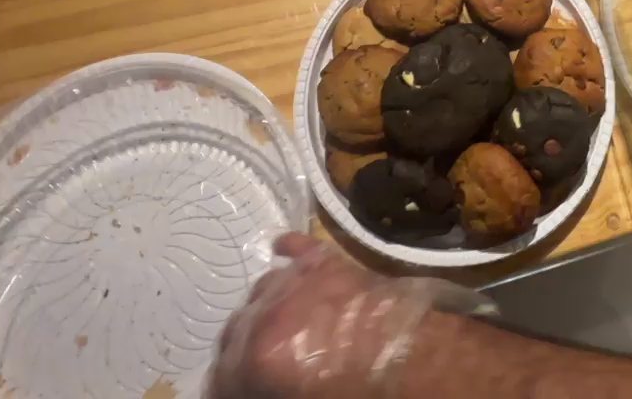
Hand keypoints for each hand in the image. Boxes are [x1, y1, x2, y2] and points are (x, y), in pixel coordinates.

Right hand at [210, 233, 436, 398]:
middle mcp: (270, 314)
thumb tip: (258, 387)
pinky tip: (280, 247)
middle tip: (259, 370)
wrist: (411, 359)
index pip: (221, 378)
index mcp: (258, 359)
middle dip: (241, 353)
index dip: (228, 390)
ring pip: (263, 290)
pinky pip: (300, 248)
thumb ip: (267, 390)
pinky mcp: (330, 264)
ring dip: (264, 310)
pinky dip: (289, 249)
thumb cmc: (357, 395)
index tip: (239, 392)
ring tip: (276, 328)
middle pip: (237, 331)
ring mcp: (301, 283)